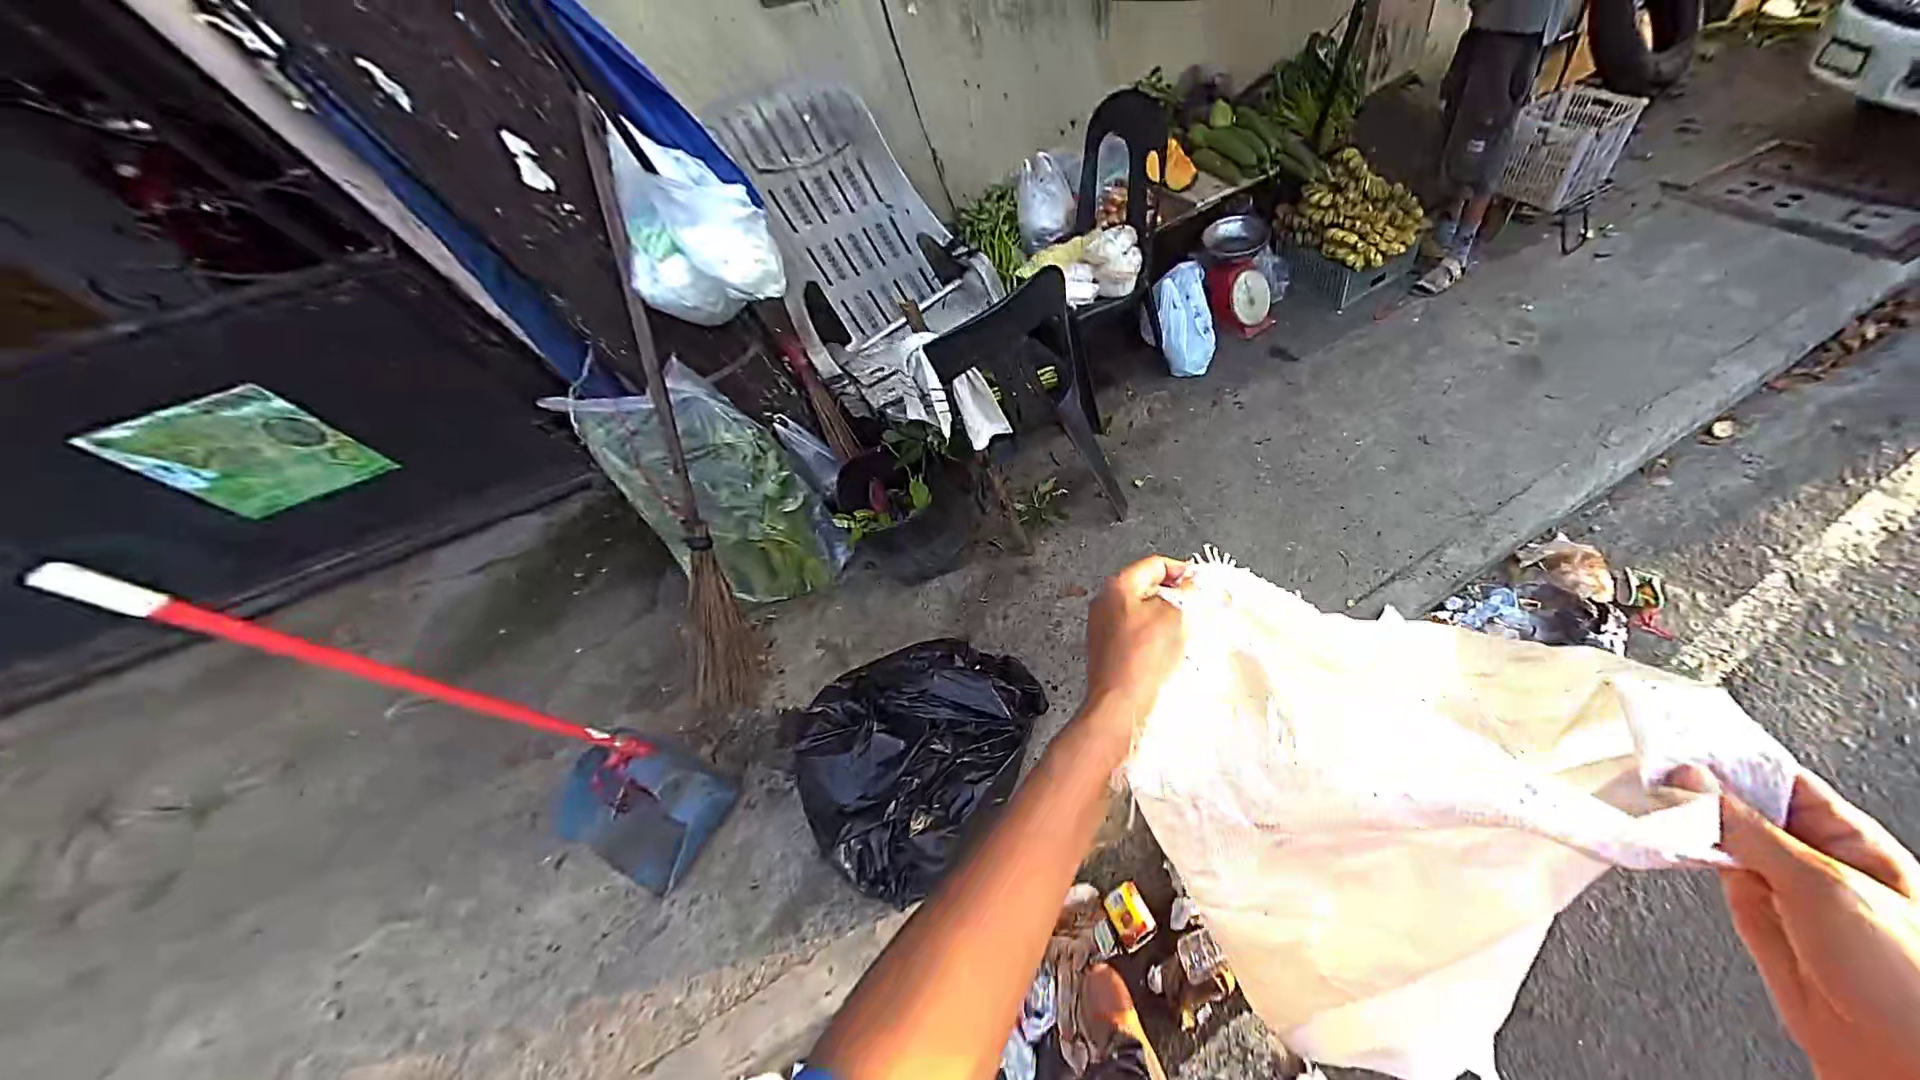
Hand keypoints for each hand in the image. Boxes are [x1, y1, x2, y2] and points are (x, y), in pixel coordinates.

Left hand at [1079, 556, 1188, 749]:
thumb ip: (1184, 592)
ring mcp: (1102, 626)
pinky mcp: (1106, 649)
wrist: (1121, 701)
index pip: (1154, 564)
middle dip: (1172, 594)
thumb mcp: (1175, 614)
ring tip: (1183, 630)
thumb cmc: (1144, 656)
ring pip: (1140, 611)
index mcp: (1117, 586)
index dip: (1181, 571)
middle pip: (1145, 586)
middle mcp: (1104, 602)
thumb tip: (1189, 584)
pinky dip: (1152, 635)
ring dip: (1164, 616)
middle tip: (1194, 607)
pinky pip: (1134, 632)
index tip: (1200, 584)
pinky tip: (1166, 650)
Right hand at [1673, 766, 1919, 1078]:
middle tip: (1651, 767)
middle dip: (1698, 787)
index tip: (1680, 739)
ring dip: (1682, 818)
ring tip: (1645, 796)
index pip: (1780, 781)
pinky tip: (1655, 834)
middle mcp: (1817, 861)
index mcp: (1856, 845)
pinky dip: (1676, 848)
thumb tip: (1692, 779)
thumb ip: (1748, 828)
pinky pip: (1706, 867)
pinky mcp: (1751, 911)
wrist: (1904, 1062)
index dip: (1731, 757)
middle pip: (1743, 806)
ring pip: (1718, 834)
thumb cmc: (1910, 981)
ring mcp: (1781, 887)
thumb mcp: (1824, 885)